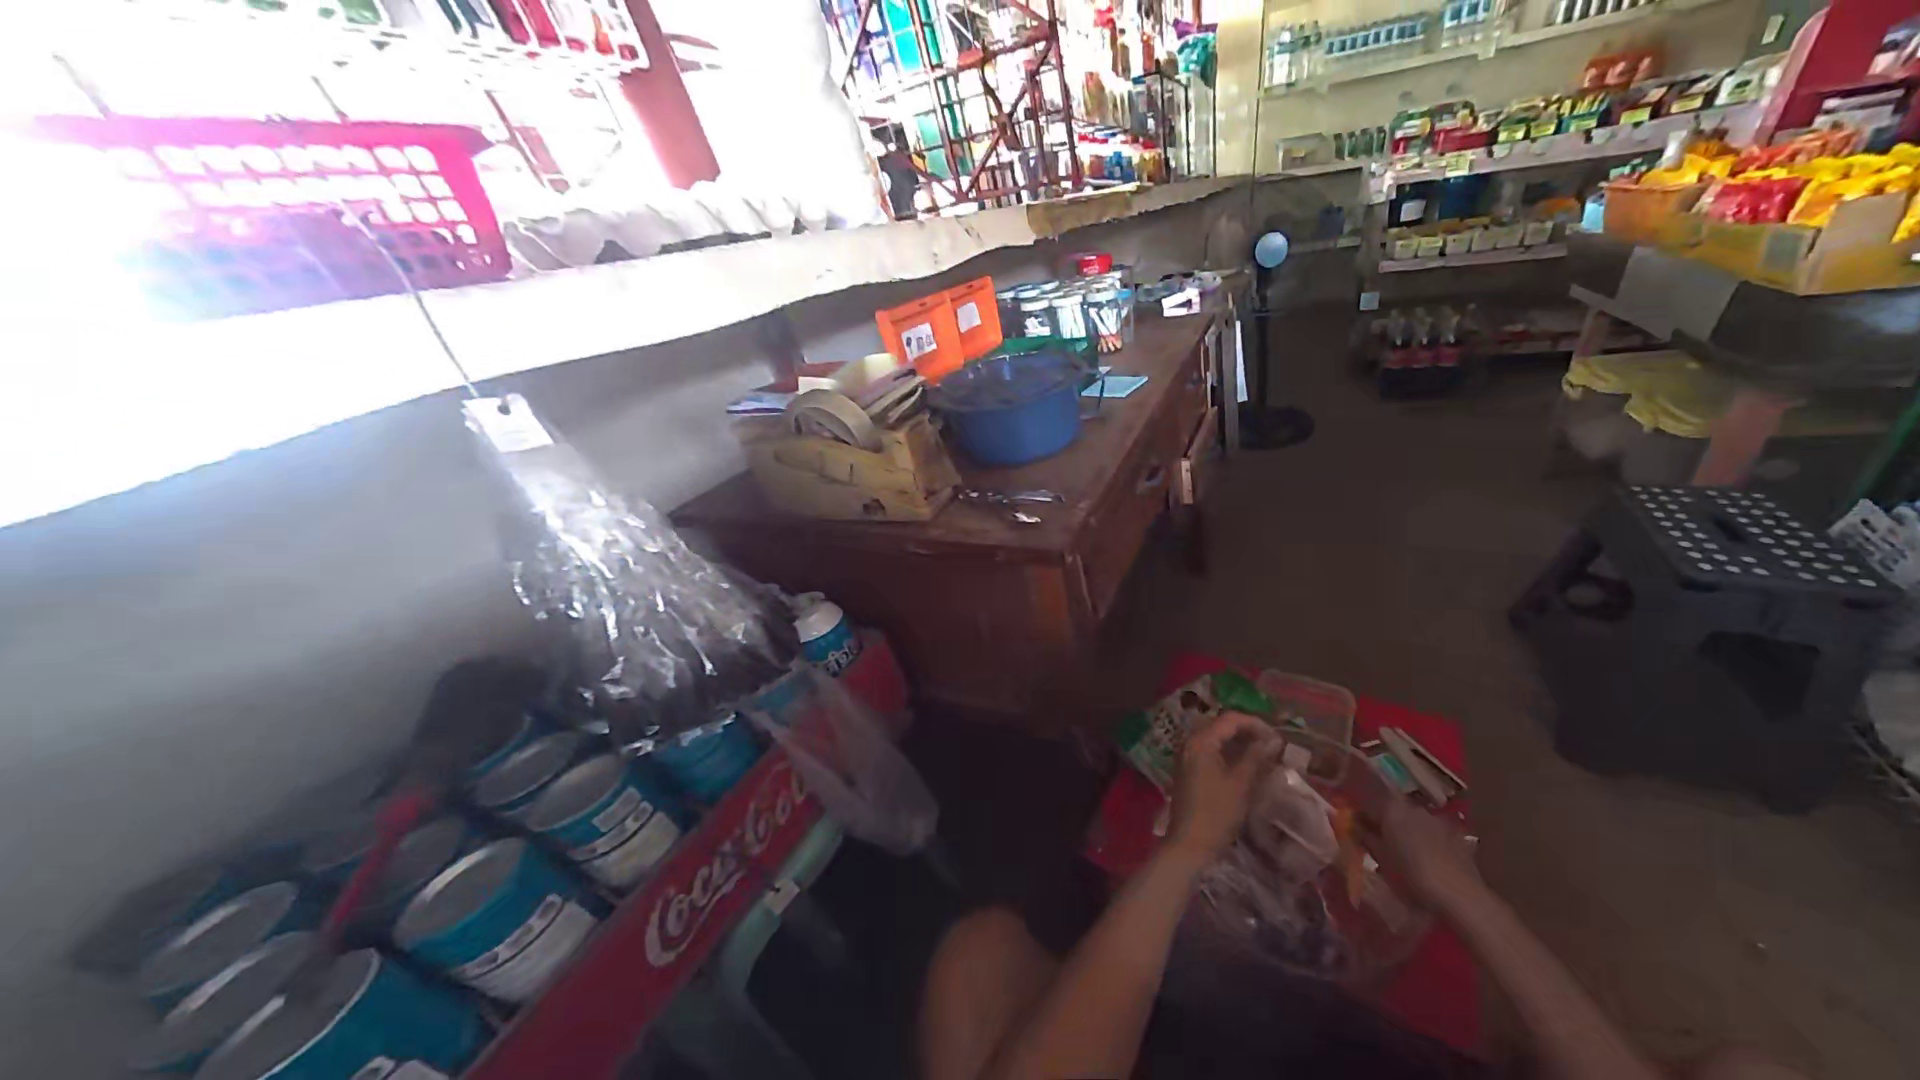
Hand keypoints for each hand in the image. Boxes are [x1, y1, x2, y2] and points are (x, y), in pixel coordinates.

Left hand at [1164, 711, 1281, 864]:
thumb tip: (1274, 739)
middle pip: (1220, 725)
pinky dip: (1227, 752)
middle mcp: (1190, 743)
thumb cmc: (1217, 813)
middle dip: (1246, 730)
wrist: (1190, 843)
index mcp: (1200, 742)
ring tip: (1262, 752)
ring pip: (1215, 738)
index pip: (1229, 719)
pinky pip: (1209, 751)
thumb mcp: (1240, 783)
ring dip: (1238, 741)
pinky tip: (1244, 764)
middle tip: (1270, 743)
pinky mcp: (1189, 770)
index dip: (1255, 723)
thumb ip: (1256, 757)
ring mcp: (1187, 756)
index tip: (1276, 736)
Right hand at [1360, 797, 1484, 912]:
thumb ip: (1364, 836)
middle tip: (1384, 843)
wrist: (1459, 895)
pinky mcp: (1458, 836)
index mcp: (1392, 808)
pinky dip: (1430, 841)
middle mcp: (1415, 807)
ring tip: (1409, 853)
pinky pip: (1436, 833)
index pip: (1370, 805)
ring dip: (1410, 831)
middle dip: (1389, 823)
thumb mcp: (1380, 857)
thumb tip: (1352, 824)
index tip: (1359, 830)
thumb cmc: (1410, 874)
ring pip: (1417, 821)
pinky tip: (1431, 860)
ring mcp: (1439, 820)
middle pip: (1395, 810)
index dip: (1363, 817)